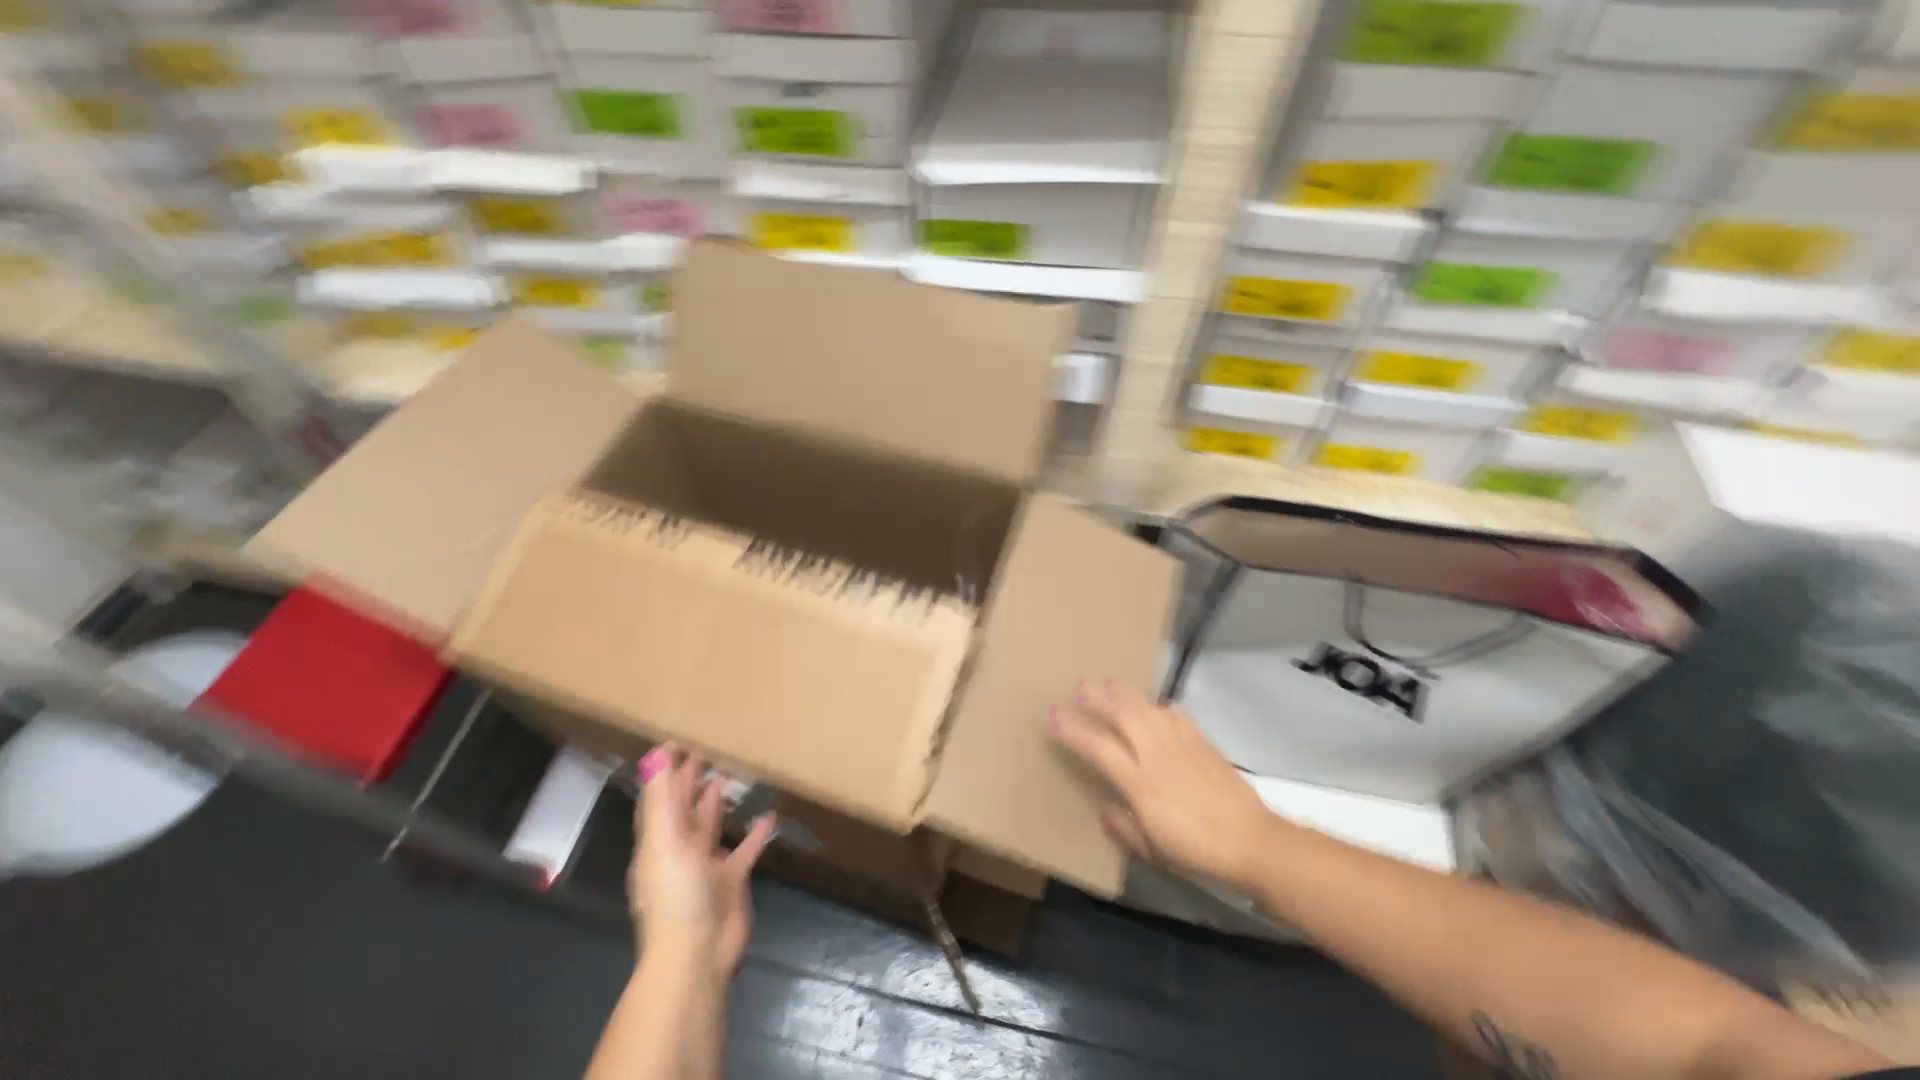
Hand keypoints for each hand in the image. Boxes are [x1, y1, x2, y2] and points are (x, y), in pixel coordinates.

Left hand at [632, 744, 775, 975]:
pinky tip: (769, 816)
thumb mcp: (664, 842)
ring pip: (711, 826)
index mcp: (658, 842)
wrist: (698, 954)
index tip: (677, 743)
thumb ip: (662, 800)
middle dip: (689, 783)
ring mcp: (706, 867)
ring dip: (717, 803)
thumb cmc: (676, 896)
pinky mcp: (732, 881)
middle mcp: (679, 851)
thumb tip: (654, 755)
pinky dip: (755, 835)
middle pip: (683, 810)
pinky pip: (745, 851)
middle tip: (706, 753)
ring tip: (730, 775)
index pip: (659, 800)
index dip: (664, 774)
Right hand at [1050, 679, 1279, 891]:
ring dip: (1125, 693)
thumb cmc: (1196, 851)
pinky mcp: (1202, 742)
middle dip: (1098, 698)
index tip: (1054, 716)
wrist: (1251, 841)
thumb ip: (1125, 827)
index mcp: (1139, 782)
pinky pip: (1174, 715)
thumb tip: (1106, 810)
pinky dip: (1158, 706)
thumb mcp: (1152, 849)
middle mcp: (1156, 754)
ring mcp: (1182, 744)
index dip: (1074, 730)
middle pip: (1122, 715)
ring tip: (1108, 682)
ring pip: (1147, 707)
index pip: (1098, 747)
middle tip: (1079, 685)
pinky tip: (1154, 705)